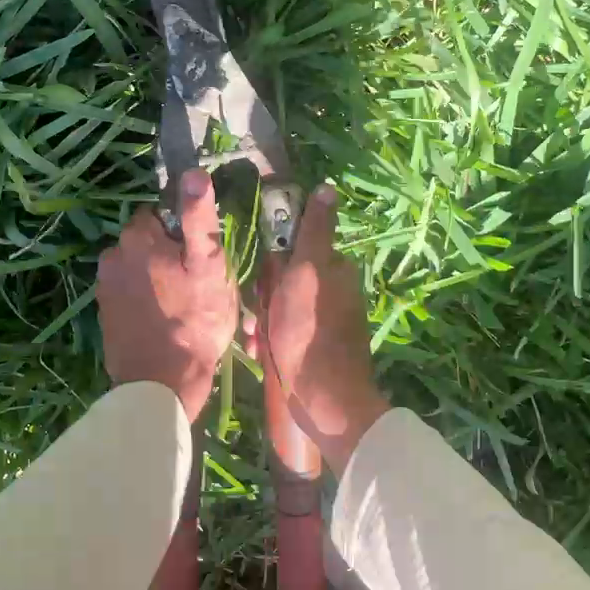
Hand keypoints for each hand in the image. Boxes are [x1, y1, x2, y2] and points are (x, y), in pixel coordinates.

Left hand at [97, 169, 238, 419]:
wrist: (161, 384)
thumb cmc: (193, 320)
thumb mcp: (207, 264)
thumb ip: (199, 217)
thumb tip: (193, 173)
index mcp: (135, 237)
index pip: (163, 213)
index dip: (185, 233)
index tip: (202, 258)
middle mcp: (112, 255)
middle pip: (151, 241)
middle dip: (172, 255)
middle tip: (199, 284)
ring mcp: (105, 287)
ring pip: (143, 268)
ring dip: (161, 279)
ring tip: (187, 306)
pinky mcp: (106, 314)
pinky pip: (134, 293)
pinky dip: (150, 300)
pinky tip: (169, 321)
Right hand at [251, 185, 388, 474]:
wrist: (325, 400)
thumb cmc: (309, 331)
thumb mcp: (308, 271)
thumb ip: (315, 231)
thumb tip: (327, 188)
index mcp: (334, 269)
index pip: (294, 249)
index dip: (273, 261)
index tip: (260, 277)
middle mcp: (333, 291)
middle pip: (284, 278)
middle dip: (264, 295)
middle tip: (255, 313)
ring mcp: (324, 321)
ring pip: (280, 307)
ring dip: (263, 319)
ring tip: (255, 338)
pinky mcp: (315, 347)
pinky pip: (284, 332)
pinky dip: (270, 340)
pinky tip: (260, 352)